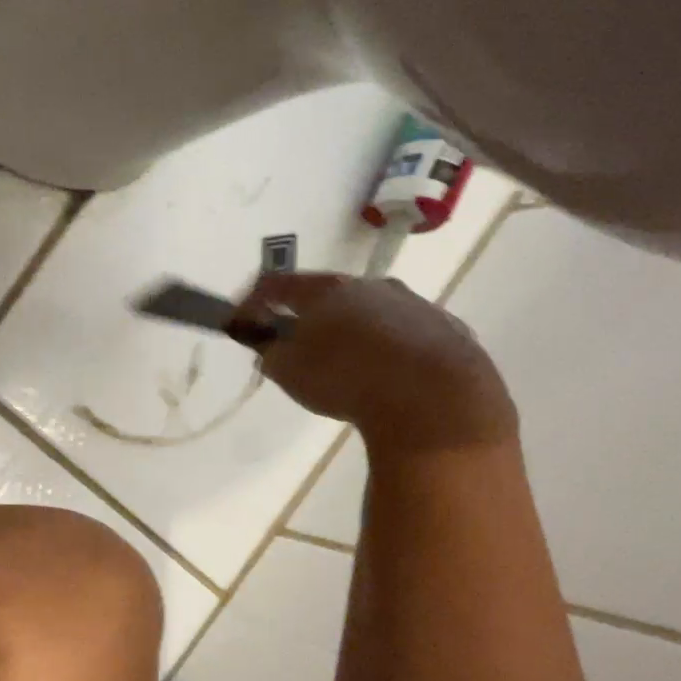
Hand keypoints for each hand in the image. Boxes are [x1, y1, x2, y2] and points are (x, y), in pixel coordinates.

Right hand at [237, 273, 518, 457]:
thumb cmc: (346, 377)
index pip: (277, 283)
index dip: (250, 301)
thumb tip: (272, 346)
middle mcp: (372, 286)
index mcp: (328, 291)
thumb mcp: (287, 371)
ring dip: (347, 333)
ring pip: (367, 313)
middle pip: (327, 296)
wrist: (433, 396)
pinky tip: (379, 377)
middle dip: (304, 318)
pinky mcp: (444, 328)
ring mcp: (413, 304)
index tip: (236, 322)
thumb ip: (271, 353)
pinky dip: (382, 349)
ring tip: (339, 368)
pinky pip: (400, 334)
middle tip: (291, 348)